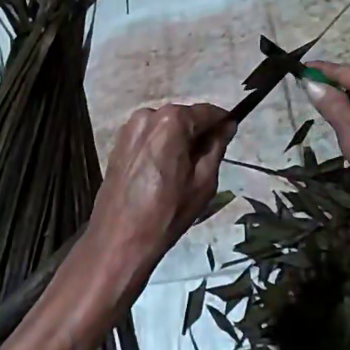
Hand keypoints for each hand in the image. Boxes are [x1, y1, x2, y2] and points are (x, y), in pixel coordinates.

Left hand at [89, 103, 231, 261]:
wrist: (120, 237)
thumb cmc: (168, 211)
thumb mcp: (204, 181)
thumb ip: (217, 146)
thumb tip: (227, 126)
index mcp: (172, 120)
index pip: (208, 112)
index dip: (222, 123)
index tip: (231, 136)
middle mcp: (148, 115)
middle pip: (184, 117)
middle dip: (198, 134)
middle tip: (207, 162)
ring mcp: (129, 127)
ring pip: (166, 128)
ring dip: (178, 141)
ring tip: (182, 172)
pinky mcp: (118, 143)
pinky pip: (149, 137)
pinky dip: (160, 148)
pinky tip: (162, 173)